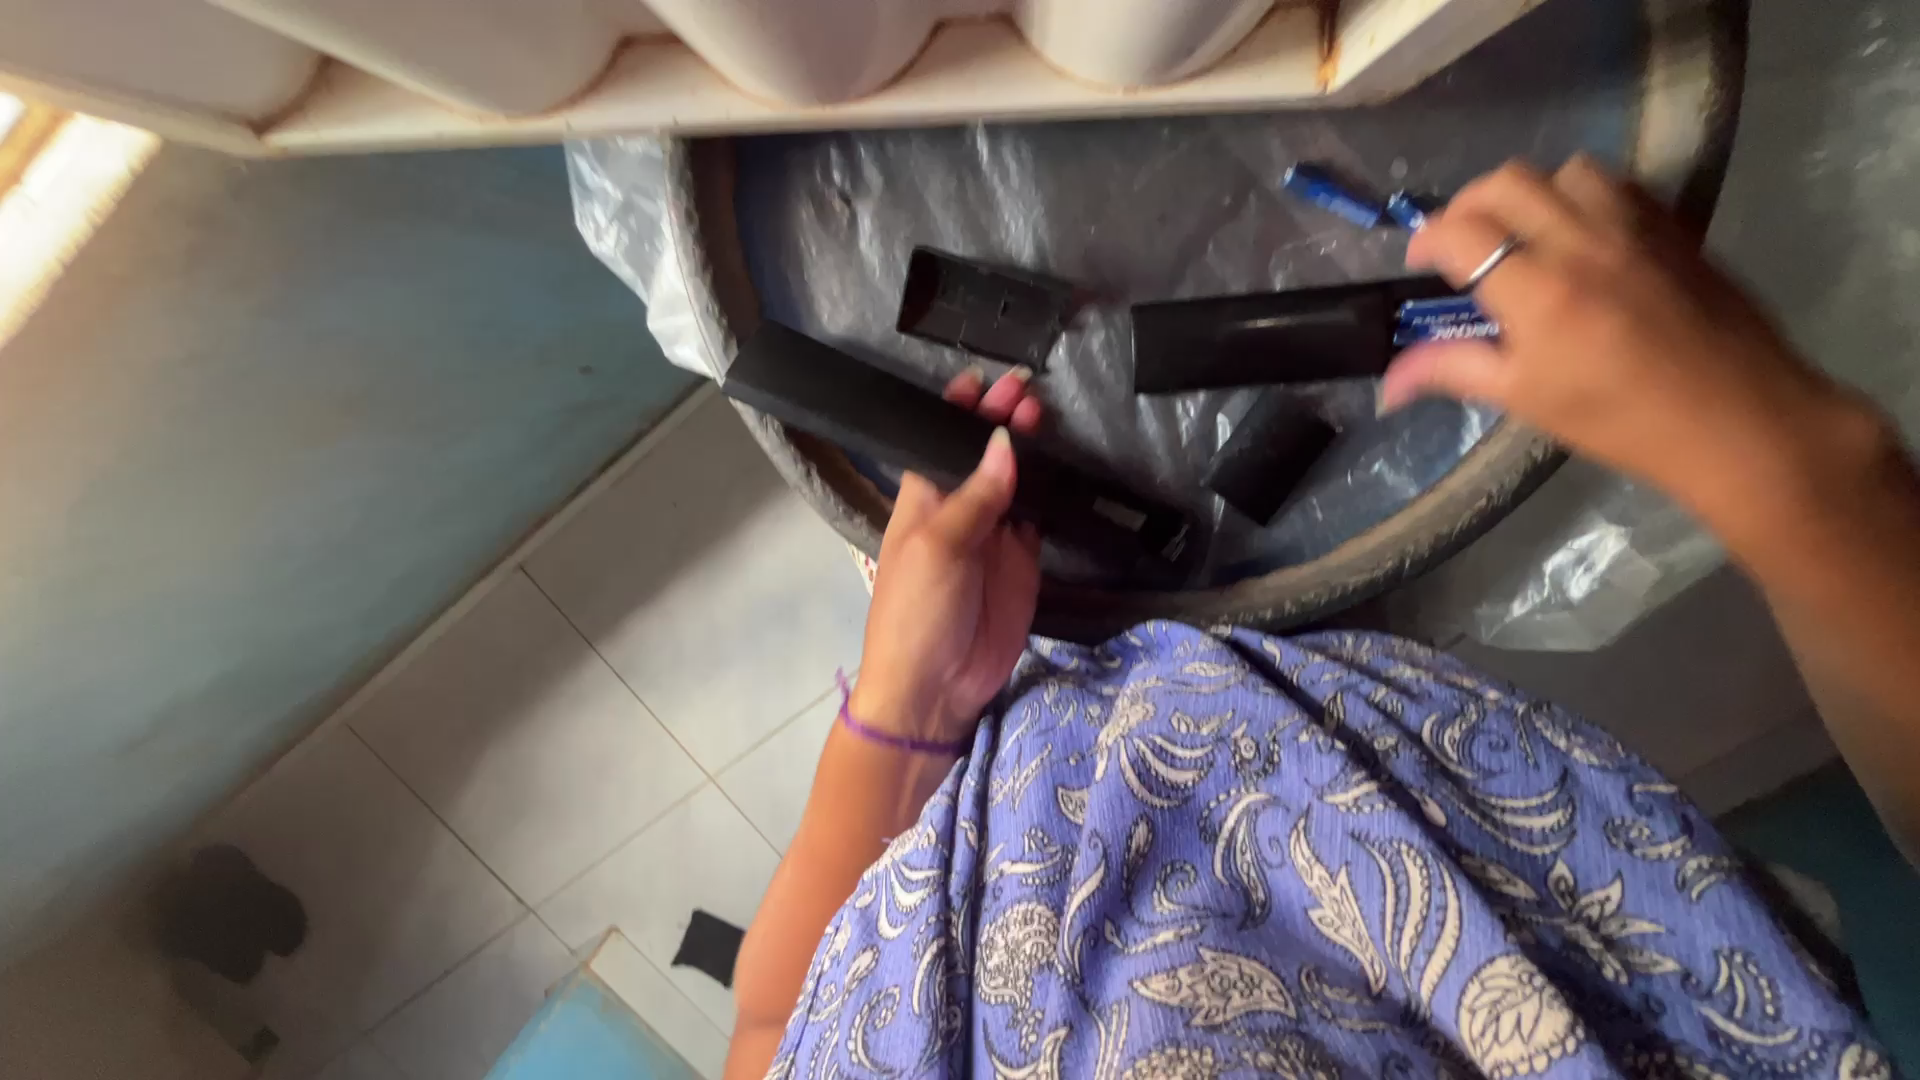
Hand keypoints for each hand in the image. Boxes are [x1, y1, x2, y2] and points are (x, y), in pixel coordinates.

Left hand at [849, 369, 1044, 745]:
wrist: (935, 686)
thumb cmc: (916, 610)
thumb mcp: (939, 547)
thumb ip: (975, 496)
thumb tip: (1005, 443)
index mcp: (924, 497)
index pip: (940, 441)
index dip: (959, 411)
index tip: (984, 382)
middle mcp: (960, 508)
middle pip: (983, 454)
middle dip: (1001, 422)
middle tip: (1028, 394)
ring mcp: (995, 533)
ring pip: (1016, 479)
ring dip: (1030, 450)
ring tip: (1046, 416)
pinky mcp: (1024, 558)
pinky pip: (1040, 515)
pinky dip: (1053, 491)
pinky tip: (1066, 465)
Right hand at [1384, 156, 1878, 523]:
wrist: (1734, 416)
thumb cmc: (1613, 416)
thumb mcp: (1519, 396)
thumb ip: (1449, 370)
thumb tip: (1387, 385)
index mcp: (1538, 291)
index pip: (1462, 232)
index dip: (1426, 239)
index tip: (1415, 262)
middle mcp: (1582, 243)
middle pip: (1507, 182)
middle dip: (1466, 205)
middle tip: (1456, 245)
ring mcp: (1634, 227)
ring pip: (1564, 171)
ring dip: (1526, 195)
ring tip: (1516, 235)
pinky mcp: (1671, 227)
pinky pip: (1614, 185)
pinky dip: (1577, 196)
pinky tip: (1572, 238)